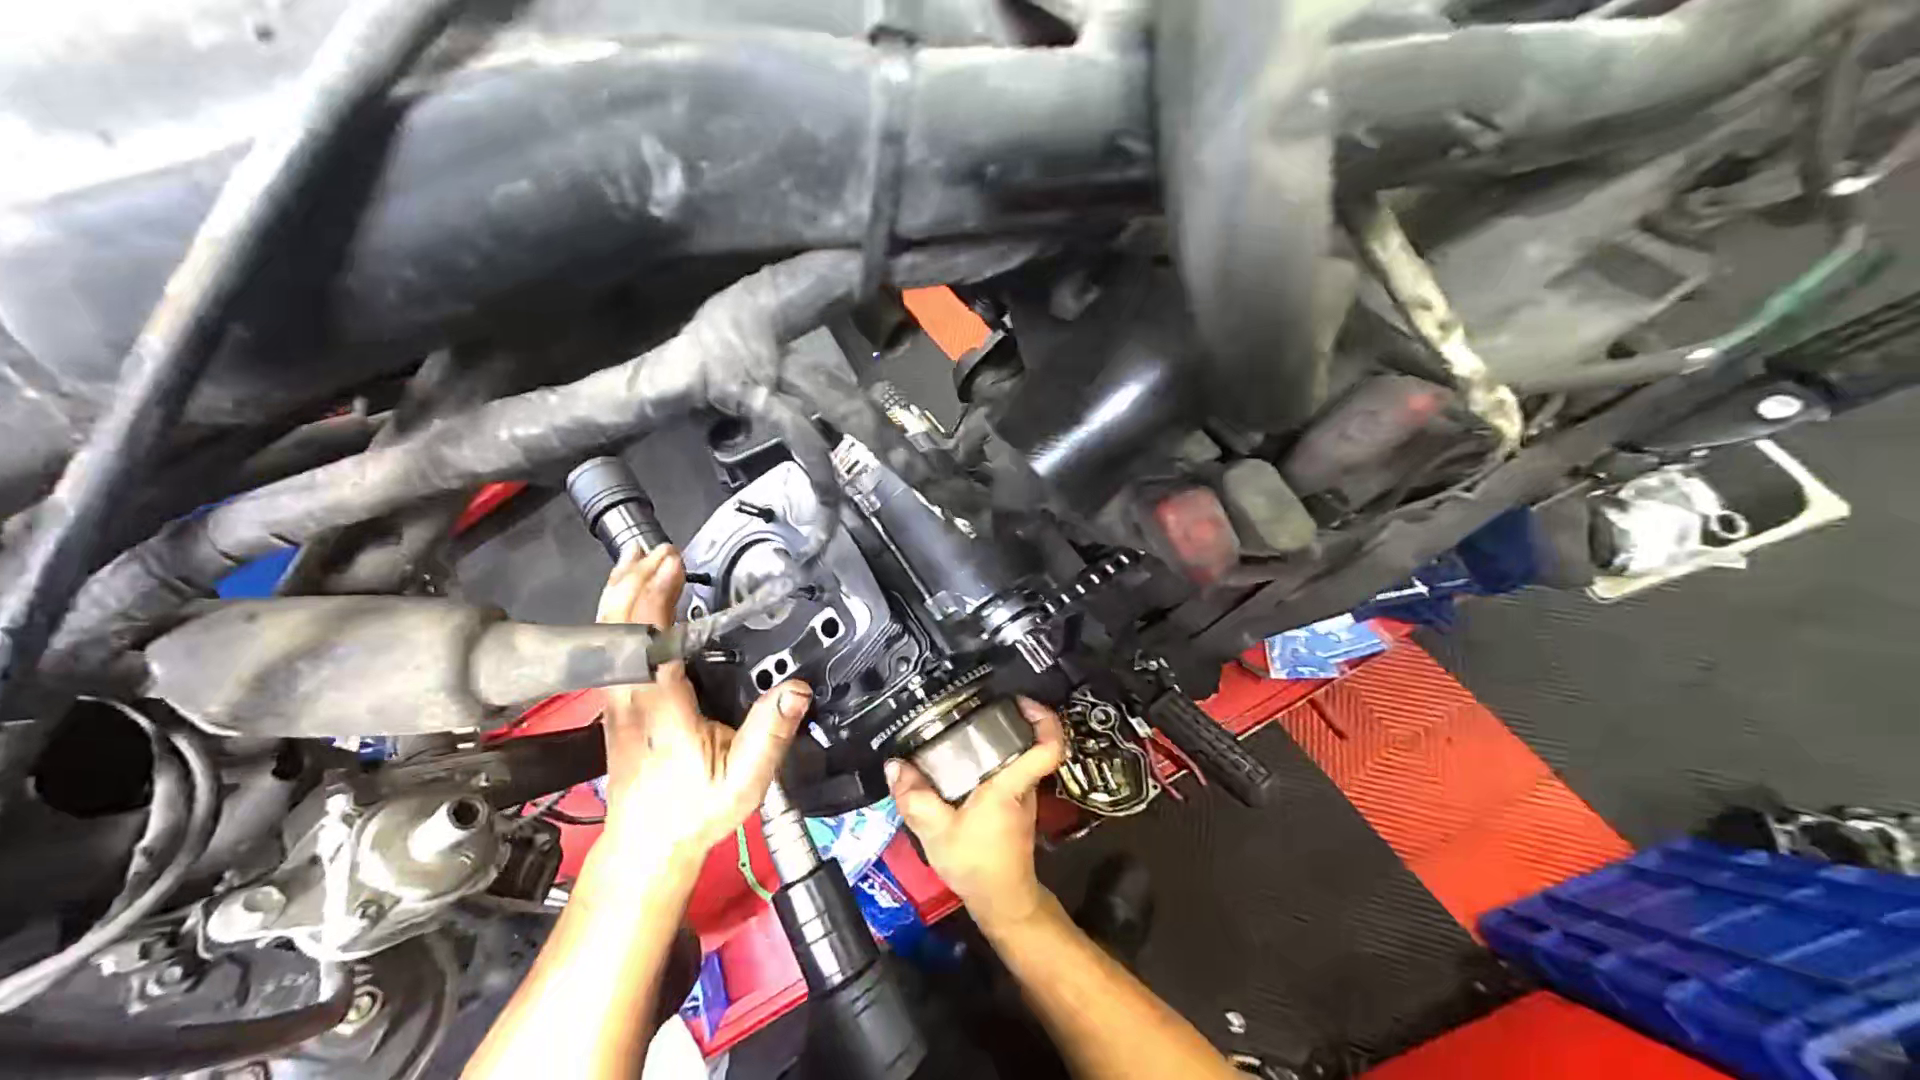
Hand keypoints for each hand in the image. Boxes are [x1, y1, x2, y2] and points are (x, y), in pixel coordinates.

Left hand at [594, 546, 811, 874]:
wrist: (647, 844)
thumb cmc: (692, 812)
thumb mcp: (744, 781)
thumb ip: (770, 734)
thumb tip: (796, 690)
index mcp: (658, 710)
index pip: (647, 642)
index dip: (656, 597)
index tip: (674, 566)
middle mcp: (627, 699)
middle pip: (616, 626)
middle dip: (636, 581)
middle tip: (663, 550)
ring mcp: (615, 700)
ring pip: (604, 633)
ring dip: (622, 591)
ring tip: (641, 558)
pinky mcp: (615, 703)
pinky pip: (607, 645)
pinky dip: (619, 611)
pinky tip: (632, 599)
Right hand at [885, 697, 1066, 928]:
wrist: (1002, 902)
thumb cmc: (977, 866)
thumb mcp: (936, 832)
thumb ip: (915, 798)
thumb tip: (895, 766)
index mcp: (1011, 786)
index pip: (1048, 748)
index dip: (1044, 719)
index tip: (1023, 702)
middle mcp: (1023, 787)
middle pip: (1032, 745)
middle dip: (1015, 720)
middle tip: (985, 707)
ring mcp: (1023, 798)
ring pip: (1020, 759)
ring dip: (1002, 742)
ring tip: (970, 729)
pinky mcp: (1016, 808)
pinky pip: (1009, 773)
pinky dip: (993, 762)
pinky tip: (965, 763)